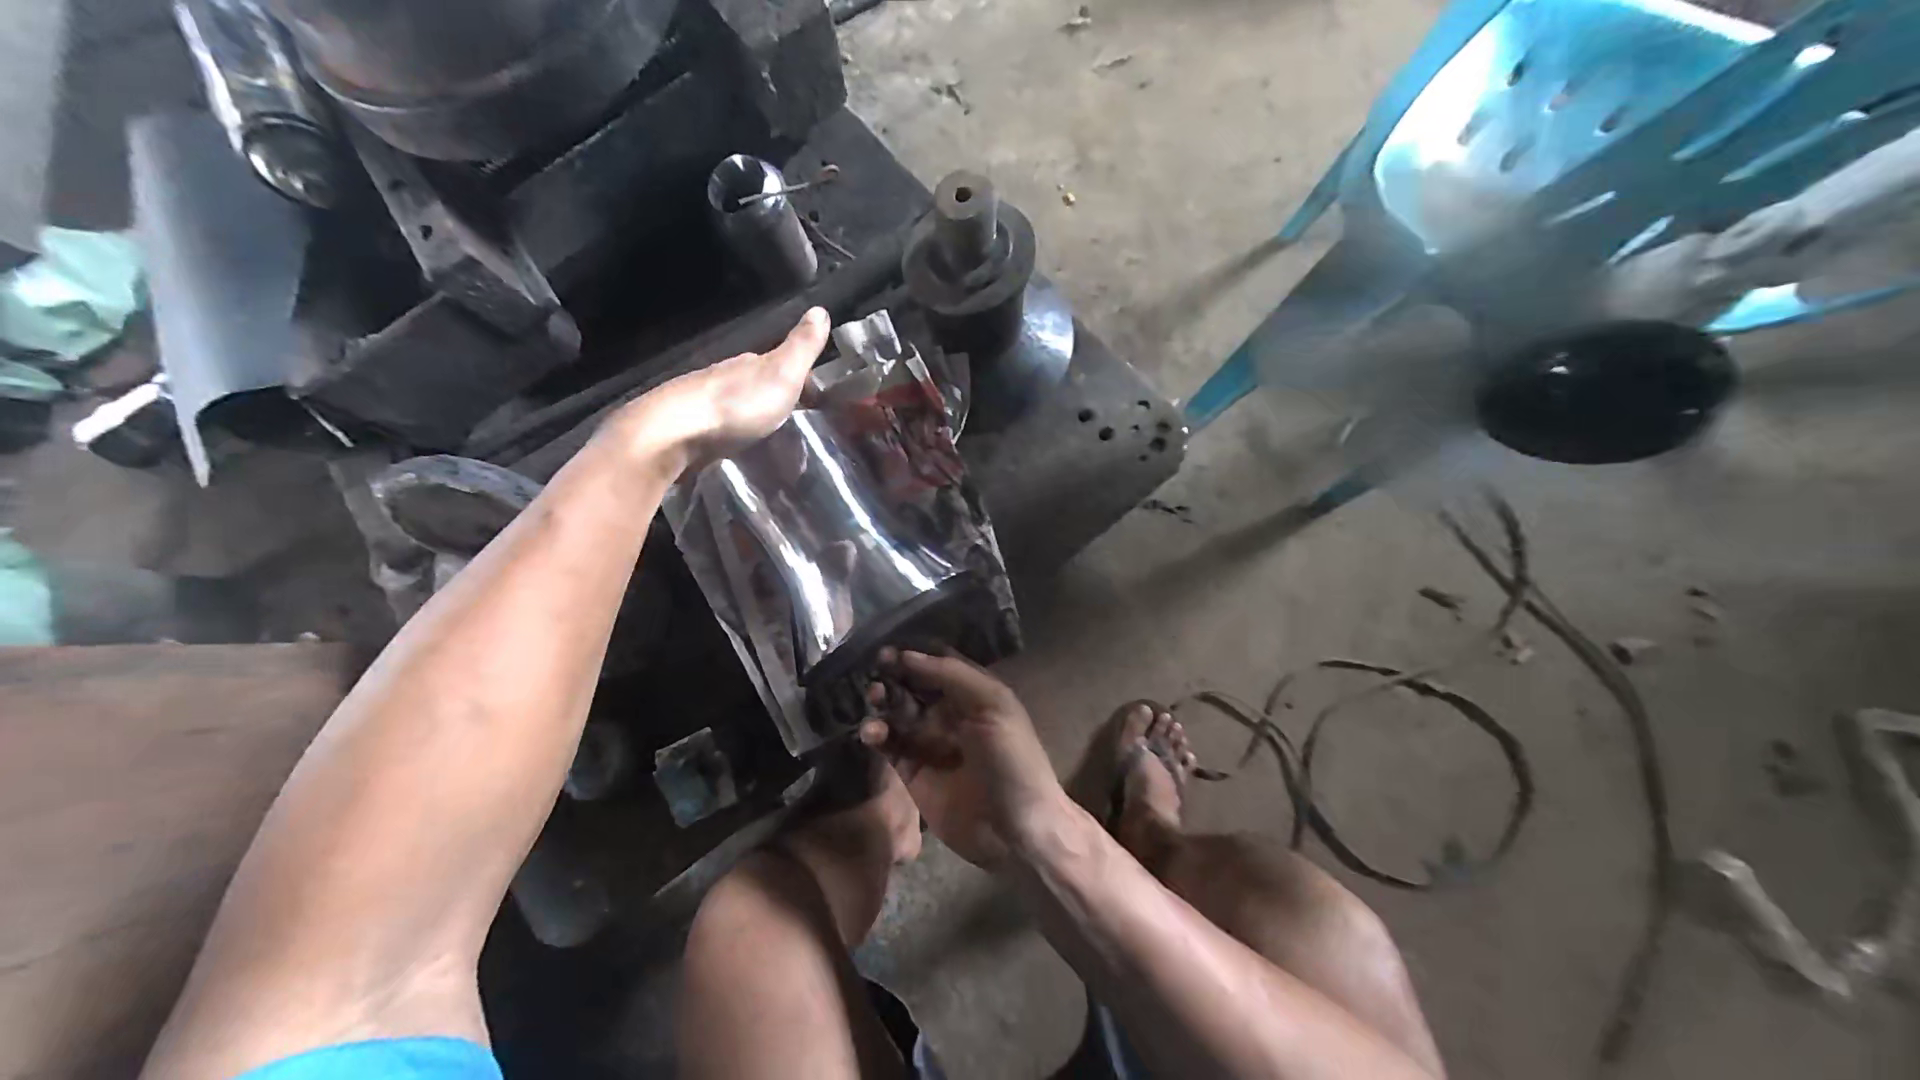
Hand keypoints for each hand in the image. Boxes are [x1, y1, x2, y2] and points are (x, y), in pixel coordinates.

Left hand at [607, 307, 829, 470]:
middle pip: (756, 385)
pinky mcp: (690, 433)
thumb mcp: (782, 373)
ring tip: (772, 441)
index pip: (781, 364)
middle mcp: (724, 379)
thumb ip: (802, 346)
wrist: (675, 435)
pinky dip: (733, 435)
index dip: (802, 381)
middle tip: (798, 424)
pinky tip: (739, 448)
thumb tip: (820, 308)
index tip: (818, 402)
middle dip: (777, 400)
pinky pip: (720, 430)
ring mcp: (704, 405)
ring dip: (752, 419)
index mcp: (749, 364)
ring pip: (736, 407)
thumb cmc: (737, 405)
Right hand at [858, 648, 1069, 868]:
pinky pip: (888, 744)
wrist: (1016, 831)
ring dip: (882, 700)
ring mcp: (929, 741)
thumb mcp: (993, 705)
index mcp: (973, 693)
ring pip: (896, 711)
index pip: (938, 661)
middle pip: (913, 683)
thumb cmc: (1013, 761)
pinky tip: (872, 732)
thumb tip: (907, 655)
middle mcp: (949, 712)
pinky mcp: (912, 771)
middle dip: (894, 674)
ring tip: (874, 697)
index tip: (890, 645)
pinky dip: (876, 733)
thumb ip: (951, 674)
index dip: (915, 651)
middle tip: (877, 669)